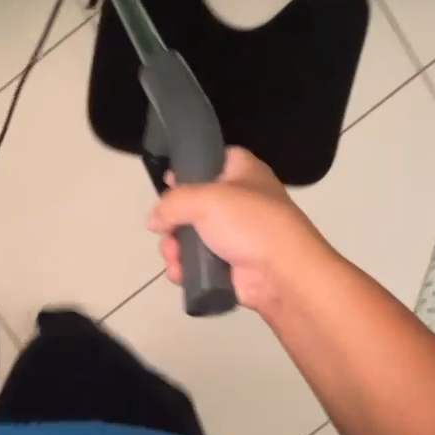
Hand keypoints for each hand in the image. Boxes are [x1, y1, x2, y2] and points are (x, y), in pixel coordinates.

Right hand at [146, 147, 335, 314]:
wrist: (280, 272)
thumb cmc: (249, 223)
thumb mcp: (206, 199)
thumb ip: (172, 203)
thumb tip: (154, 220)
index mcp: (243, 173)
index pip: (213, 160)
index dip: (190, 168)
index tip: (169, 182)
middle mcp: (238, 201)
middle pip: (191, 204)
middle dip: (172, 222)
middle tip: (166, 232)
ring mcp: (232, 235)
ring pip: (189, 237)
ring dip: (174, 249)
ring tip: (175, 258)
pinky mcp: (226, 264)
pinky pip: (195, 263)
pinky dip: (184, 269)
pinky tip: (180, 274)